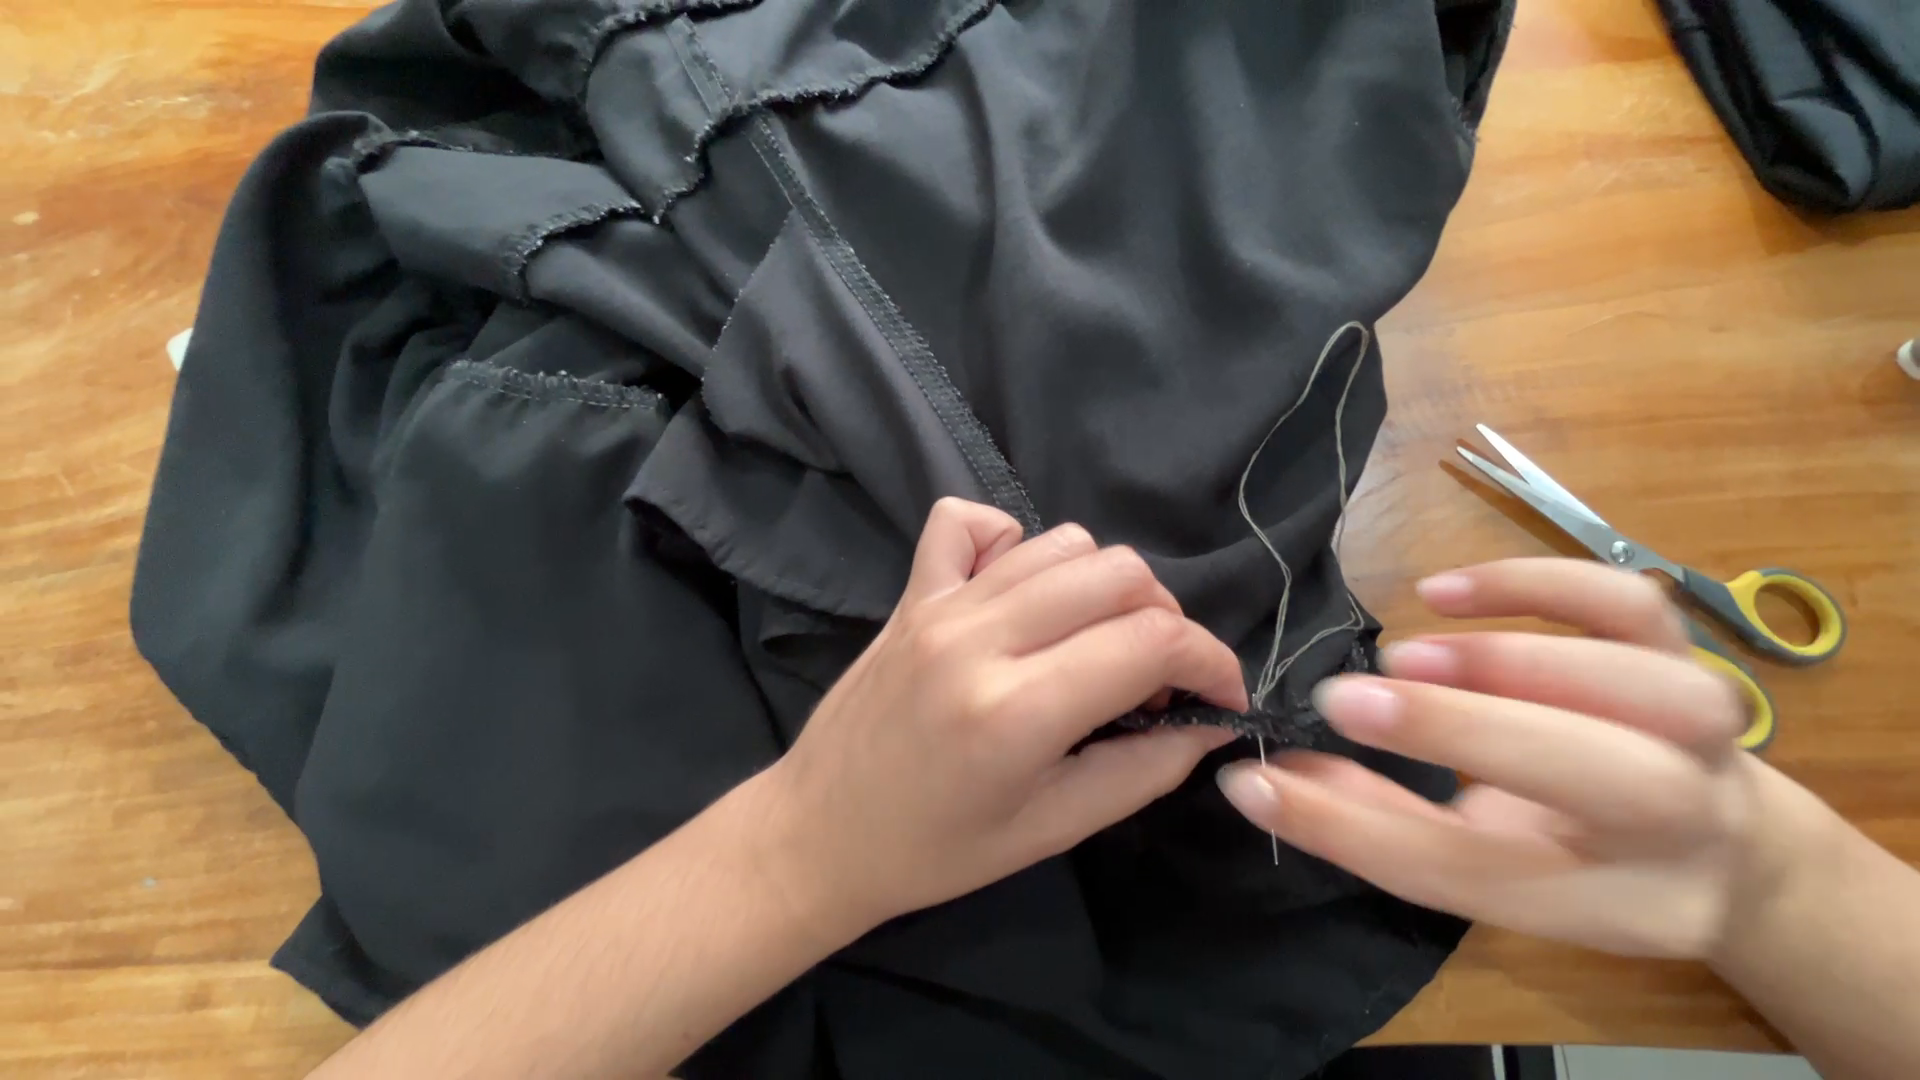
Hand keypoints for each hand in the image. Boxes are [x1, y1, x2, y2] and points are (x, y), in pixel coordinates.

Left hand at [754, 498, 1248, 939]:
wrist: (819, 831)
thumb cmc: (935, 849)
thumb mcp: (1051, 830)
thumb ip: (1143, 770)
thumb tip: (1210, 724)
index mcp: (1017, 709)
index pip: (1151, 640)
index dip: (1209, 660)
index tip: (1219, 694)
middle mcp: (979, 637)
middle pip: (1117, 574)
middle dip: (1166, 619)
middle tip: (1157, 676)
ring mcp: (939, 603)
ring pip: (1061, 543)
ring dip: (1104, 585)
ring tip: (1096, 640)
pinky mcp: (911, 591)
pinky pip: (968, 521)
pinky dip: (1012, 540)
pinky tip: (1019, 592)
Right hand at [1217, 558, 1814, 959]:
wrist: (1718, 843)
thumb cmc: (1567, 857)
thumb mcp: (1469, 863)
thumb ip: (1366, 819)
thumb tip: (1254, 779)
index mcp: (1612, 899)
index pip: (1475, 871)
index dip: (1357, 825)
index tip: (1258, 779)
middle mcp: (1681, 820)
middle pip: (1599, 779)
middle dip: (1458, 728)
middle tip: (1345, 700)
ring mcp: (1704, 729)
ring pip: (1641, 683)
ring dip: (1507, 659)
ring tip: (1404, 655)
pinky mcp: (1683, 652)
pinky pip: (1626, 602)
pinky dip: (1536, 583)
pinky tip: (1444, 591)